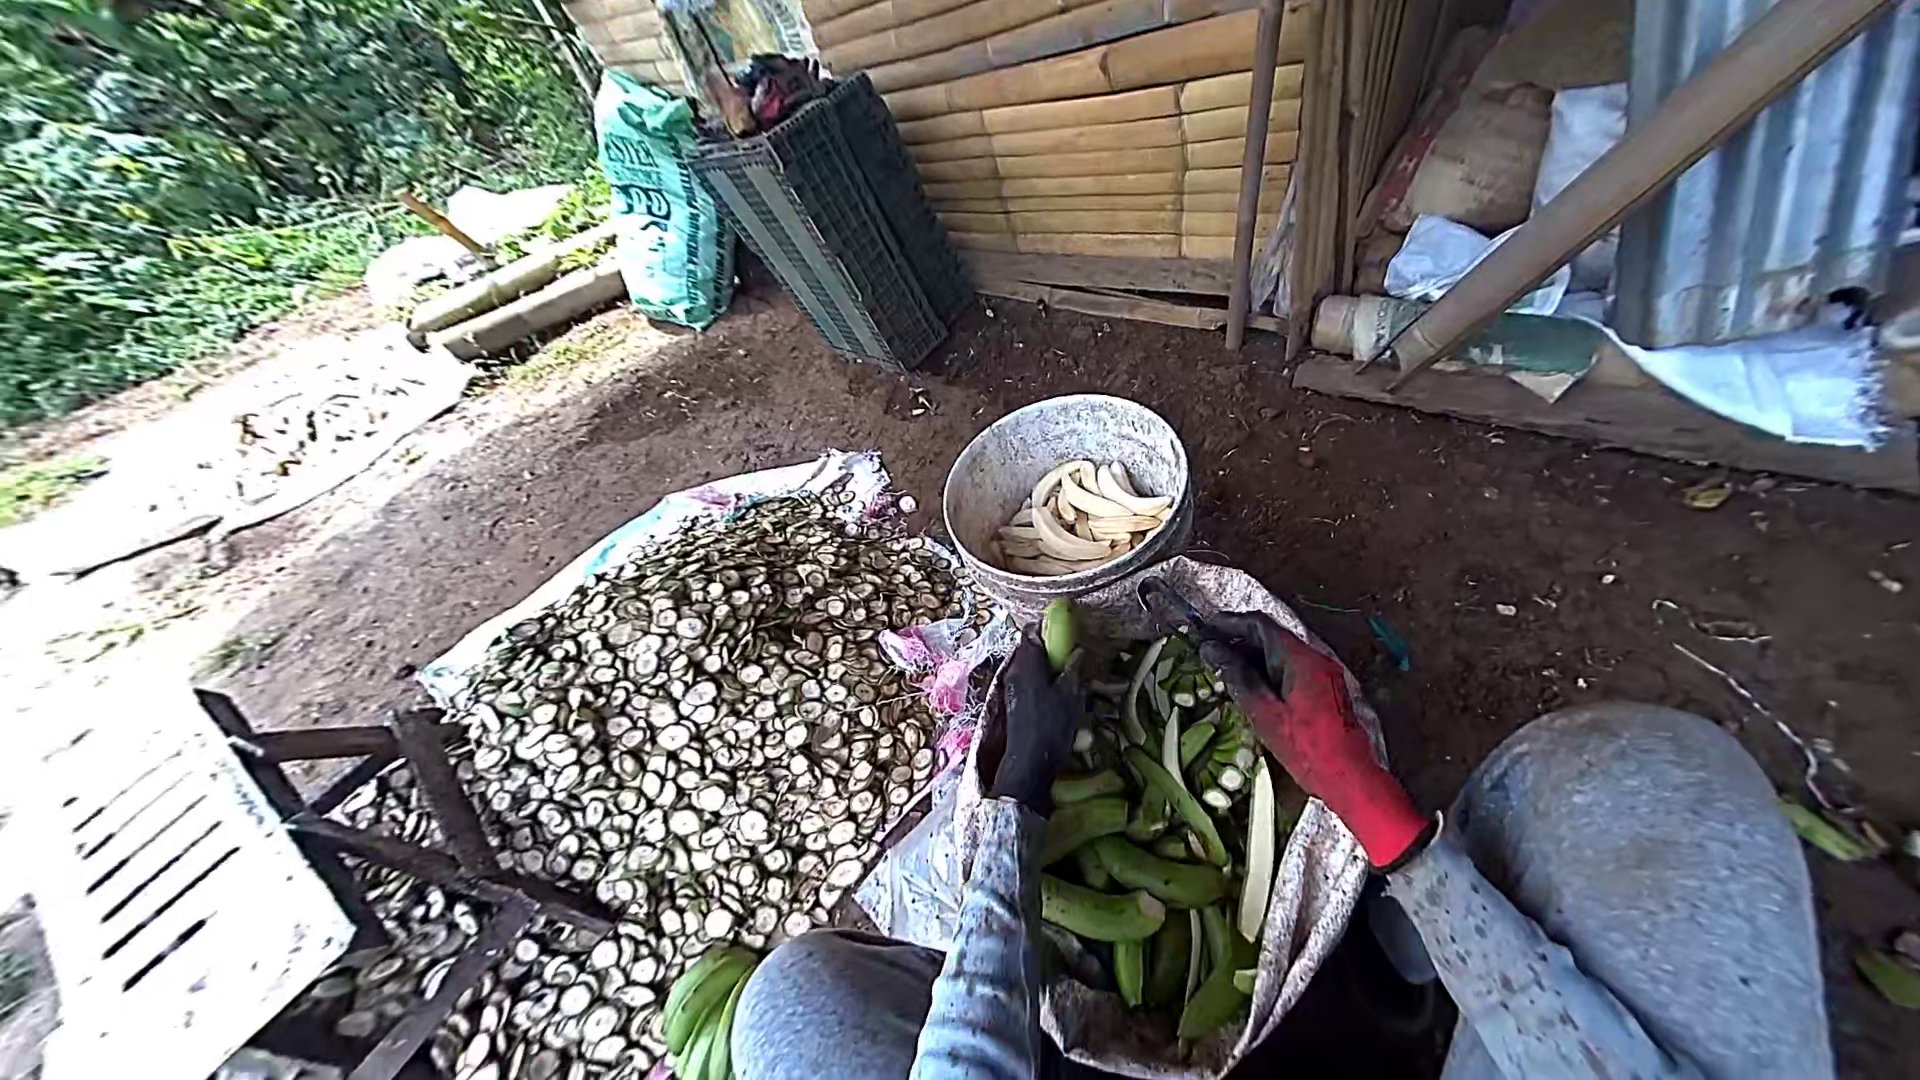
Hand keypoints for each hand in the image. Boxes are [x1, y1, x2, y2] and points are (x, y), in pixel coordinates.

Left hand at [985, 635, 1081, 813]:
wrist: (1029, 761)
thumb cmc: (1051, 725)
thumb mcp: (1070, 695)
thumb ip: (1073, 669)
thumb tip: (1077, 651)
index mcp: (1026, 663)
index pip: (1032, 631)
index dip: (1048, 627)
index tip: (1066, 630)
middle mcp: (1014, 670)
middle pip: (1031, 648)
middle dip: (1051, 649)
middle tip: (1072, 655)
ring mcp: (1011, 685)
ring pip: (1030, 665)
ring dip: (1047, 666)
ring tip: (1069, 675)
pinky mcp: (1013, 700)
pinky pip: (1028, 680)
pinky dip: (1042, 680)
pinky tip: (1058, 693)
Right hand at [1199, 611, 1429, 867]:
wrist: (1352, 780)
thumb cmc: (1306, 748)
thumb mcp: (1263, 712)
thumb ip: (1237, 676)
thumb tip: (1211, 650)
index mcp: (1301, 660)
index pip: (1261, 625)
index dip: (1230, 622)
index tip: (1206, 627)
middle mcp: (1316, 659)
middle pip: (1272, 635)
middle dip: (1238, 637)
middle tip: (1210, 646)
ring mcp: (1323, 674)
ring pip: (1280, 651)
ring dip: (1251, 653)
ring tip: (1223, 664)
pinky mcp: (1325, 689)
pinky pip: (1289, 667)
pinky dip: (1266, 668)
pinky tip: (1248, 682)